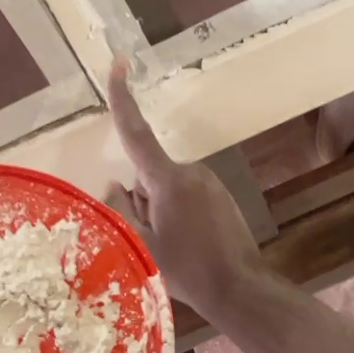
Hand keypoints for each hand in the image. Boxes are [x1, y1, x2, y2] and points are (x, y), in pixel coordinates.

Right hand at [107, 60, 265, 315]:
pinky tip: (190, 245)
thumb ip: (121, 209)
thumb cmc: (187, 269)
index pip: (137, 134)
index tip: (119, 64)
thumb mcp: (141, 244)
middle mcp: (193, 173)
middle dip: (143, 198)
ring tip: (174, 246)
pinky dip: (181, 214)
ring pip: (169, 187)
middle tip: (152, 237)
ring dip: (162, 208)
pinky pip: (190, 197)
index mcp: (169, 180)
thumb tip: (113, 185)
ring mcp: (212, 185)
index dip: (122, 100)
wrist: (240, 288)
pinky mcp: (224, 198)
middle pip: (151, 174)